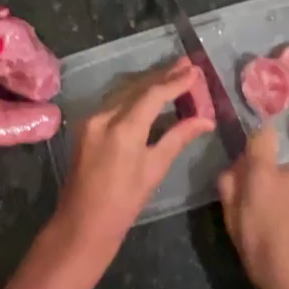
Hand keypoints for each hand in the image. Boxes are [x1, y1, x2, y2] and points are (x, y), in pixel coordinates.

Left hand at [55, 57, 214, 253]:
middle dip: (163, 75)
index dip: (176, 82)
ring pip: (123, 91)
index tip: (195, 71)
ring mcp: (91, 120)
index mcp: (124, 129)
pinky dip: (132, 94)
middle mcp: (104, 117)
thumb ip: (178, 138)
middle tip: (186, 64)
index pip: (153, 95)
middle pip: (137, 87)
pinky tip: (147, 92)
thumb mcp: (154, 170)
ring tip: (172, 72)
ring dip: (148, 82)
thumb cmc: (124, 204)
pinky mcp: (85, 127)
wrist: (81, 225)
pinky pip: (112, 102)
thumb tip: (206, 119)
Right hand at [217, 127, 288, 288]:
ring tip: (275, 233)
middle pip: (272, 168)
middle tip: (253, 215)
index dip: (254, 143)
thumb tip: (231, 172)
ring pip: (287, 186)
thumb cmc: (268, 258)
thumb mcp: (236, 230)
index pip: (262, 136)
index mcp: (265, 175)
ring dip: (280, 200)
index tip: (245, 165)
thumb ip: (230, 194)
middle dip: (262, 184)